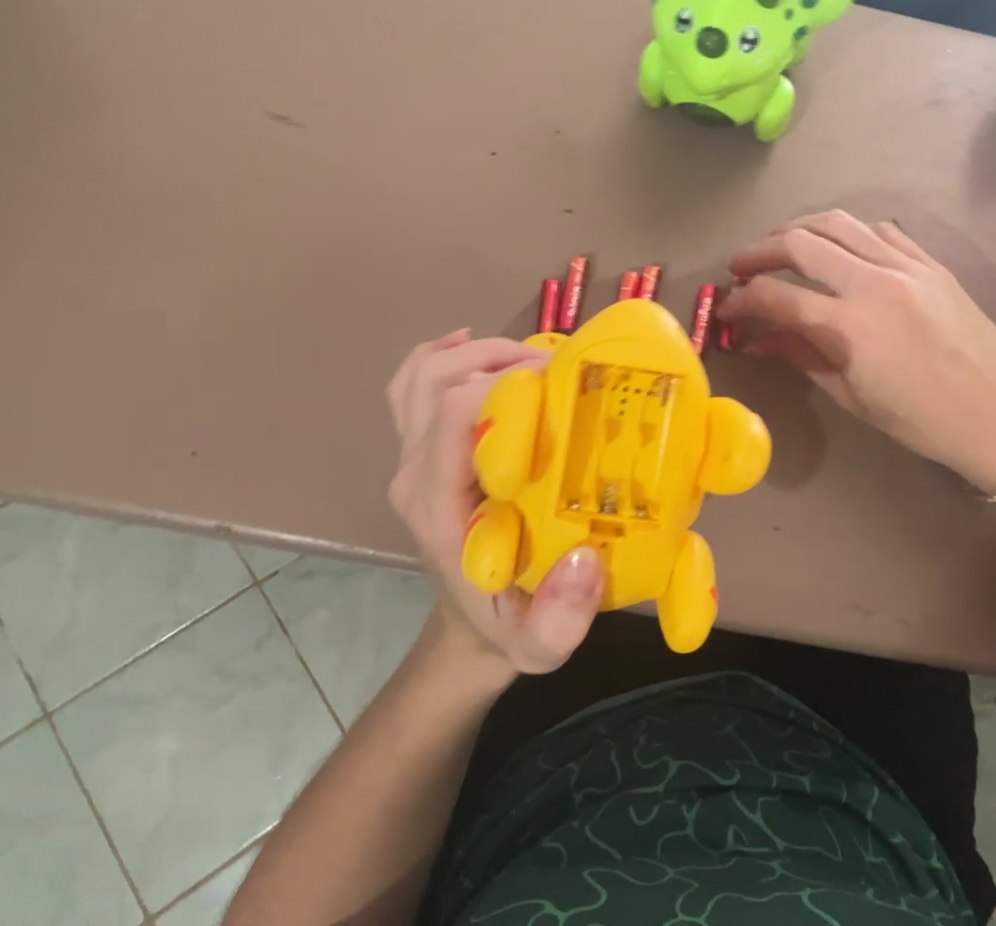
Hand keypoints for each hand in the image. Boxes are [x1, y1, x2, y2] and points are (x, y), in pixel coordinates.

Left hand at [386, 329, 604, 676]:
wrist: (470, 630)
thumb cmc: (507, 627)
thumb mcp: (539, 645)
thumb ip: (559, 620)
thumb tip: (586, 561)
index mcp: (439, 507)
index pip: (456, 414)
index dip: (509, 385)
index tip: (566, 388)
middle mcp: (415, 475)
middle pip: (437, 380)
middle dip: (500, 358)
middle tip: (562, 369)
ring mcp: (409, 460)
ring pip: (422, 374)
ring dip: (479, 352)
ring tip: (535, 361)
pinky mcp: (418, 453)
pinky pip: (415, 385)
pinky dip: (444, 355)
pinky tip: (480, 349)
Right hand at [720, 211, 995, 492]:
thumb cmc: (922, 420)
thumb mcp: (852, 396)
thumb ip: (803, 356)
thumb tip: (759, 339)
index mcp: (851, 328)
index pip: (777, 297)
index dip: (742, 300)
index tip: (726, 308)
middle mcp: (875, 283)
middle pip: (800, 243)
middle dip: (759, 250)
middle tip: (740, 268)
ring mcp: (907, 266)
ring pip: (838, 223)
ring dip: (798, 229)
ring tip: (779, 247)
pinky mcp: (930, 263)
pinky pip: (879, 230)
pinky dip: (846, 232)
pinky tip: (835, 248)